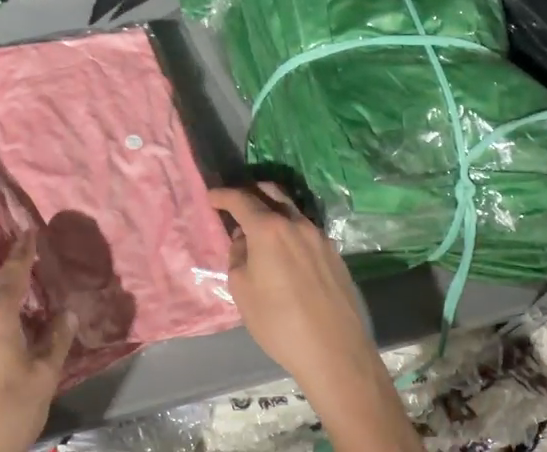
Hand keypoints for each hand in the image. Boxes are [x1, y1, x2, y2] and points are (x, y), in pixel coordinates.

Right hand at [209, 184, 373, 395]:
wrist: (335, 354)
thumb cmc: (279, 323)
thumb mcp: (242, 290)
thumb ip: (237, 256)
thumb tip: (244, 241)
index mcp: (269, 228)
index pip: (240, 199)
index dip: (222, 195)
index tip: (210, 197)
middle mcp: (296, 224)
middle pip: (270, 192)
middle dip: (250, 192)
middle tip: (235, 205)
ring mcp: (320, 237)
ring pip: (291, 210)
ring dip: (272, 210)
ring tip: (260, 230)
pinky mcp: (335, 255)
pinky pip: (306, 230)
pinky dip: (289, 229)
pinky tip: (284, 251)